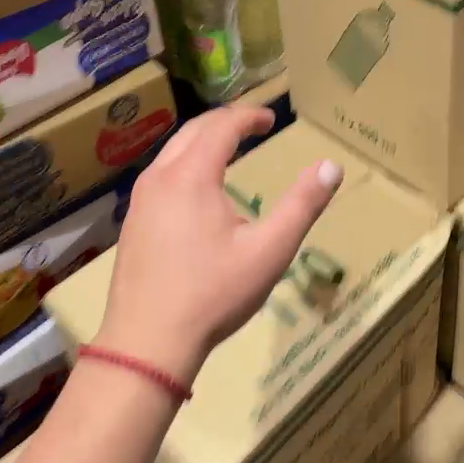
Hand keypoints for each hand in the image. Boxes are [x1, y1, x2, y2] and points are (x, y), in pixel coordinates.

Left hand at [94, 106, 342, 384]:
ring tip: (228, 151)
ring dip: (202, 142)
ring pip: (172, 152)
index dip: (249, 117)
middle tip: (252, 126)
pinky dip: (185, 164)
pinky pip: (160, 176)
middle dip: (225, 122)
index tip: (272, 119)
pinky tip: (198, 192)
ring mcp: (139, 202)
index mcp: (191, 176)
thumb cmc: (212, 294)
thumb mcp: (270, 251)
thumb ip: (303, 205)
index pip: (222, 126)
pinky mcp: (132, 224)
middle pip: (193, 131)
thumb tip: (332, 166)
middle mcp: (159, 178)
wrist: (146, 345)